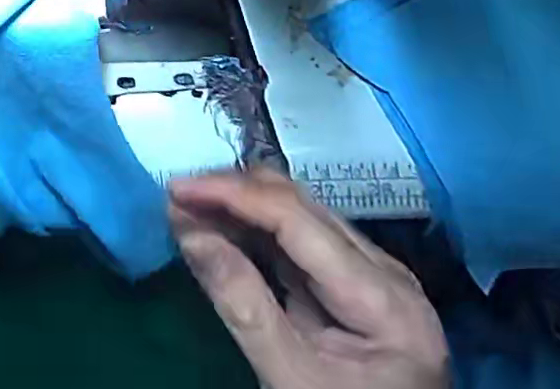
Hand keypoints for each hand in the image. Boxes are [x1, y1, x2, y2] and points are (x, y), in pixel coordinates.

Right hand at [169, 168, 447, 388]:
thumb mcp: (289, 378)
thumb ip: (240, 303)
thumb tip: (186, 228)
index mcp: (383, 299)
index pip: (295, 218)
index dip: (230, 193)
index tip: (175, 189)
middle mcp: (384, 271)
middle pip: (296, 204)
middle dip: (229, 192)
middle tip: (176, 197)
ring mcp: (371, 272)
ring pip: (294, 209)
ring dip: (236, 203)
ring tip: (188, 208)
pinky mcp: (351, 279)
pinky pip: (294, 233)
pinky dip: (250, 225)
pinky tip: (218, 226)